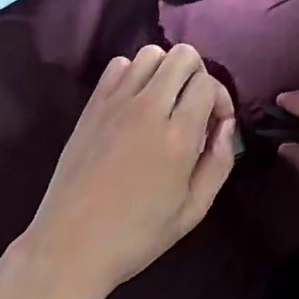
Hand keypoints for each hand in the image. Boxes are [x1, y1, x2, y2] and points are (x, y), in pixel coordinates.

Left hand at [22, 44, 236, 298]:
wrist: (71, 245)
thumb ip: (219, 162)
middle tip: (193, 107)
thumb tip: (227, 125)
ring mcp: (116, 103)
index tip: (215, 124)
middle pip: (183, 55)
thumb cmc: (138, 235)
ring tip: (165, 102)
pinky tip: (135, 103)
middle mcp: (148, 108)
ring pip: (151, 53)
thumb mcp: (193, 210)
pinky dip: (134, 74)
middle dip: (198, 75)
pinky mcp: (92, 105)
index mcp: (178, 136)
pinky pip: (118, 65)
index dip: (220, 98)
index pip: (208, 83)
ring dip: (166, 70)